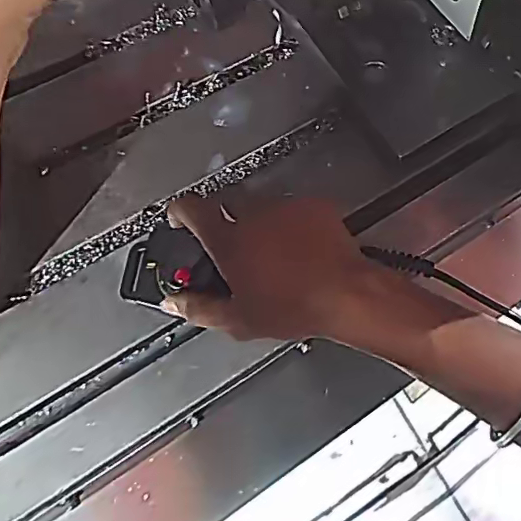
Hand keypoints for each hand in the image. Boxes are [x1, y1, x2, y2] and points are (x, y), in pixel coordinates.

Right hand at [162, 195, 410, 341]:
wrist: (345, 293)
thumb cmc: (296, 307)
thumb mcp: (238, 319)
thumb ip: (199, 307)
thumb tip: (175, 302)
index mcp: (229, 240)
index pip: (190, 207)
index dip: (180, 210)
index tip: (180, 217)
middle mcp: (255, 215)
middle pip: (226, 201)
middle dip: (223, 217)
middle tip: (230, 242)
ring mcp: (286, 207)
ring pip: (262, 204)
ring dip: (260, 220)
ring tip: (271, 249)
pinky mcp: (313, 206)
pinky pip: (293, 208)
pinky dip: (290, 221)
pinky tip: (298, 245)